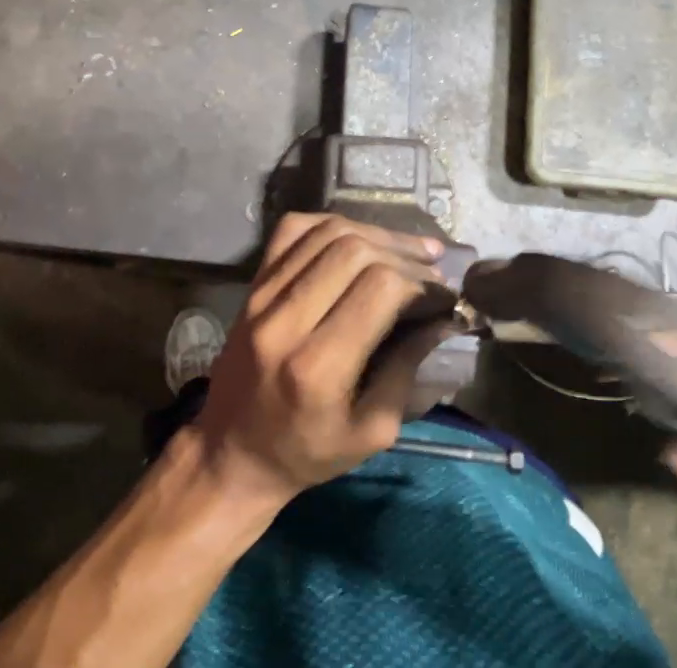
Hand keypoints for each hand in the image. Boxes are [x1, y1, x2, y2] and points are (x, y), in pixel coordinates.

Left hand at [189, 214, 454, 507]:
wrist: (232, 449)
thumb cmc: (307, 451)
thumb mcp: (372, 432)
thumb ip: (406, 369)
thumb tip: (441, 317)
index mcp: (317, 367)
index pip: (379, 289)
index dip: (421, 285)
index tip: (444, 298)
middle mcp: (285, 321)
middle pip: (355, 252)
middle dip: (405, 256)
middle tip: (432, 274)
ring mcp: (261, 296)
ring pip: (326, 233)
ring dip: (376, 235)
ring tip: (409, 252)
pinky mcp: (251, 286)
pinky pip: (293, 231)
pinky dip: (332, 225)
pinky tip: (360, 239)